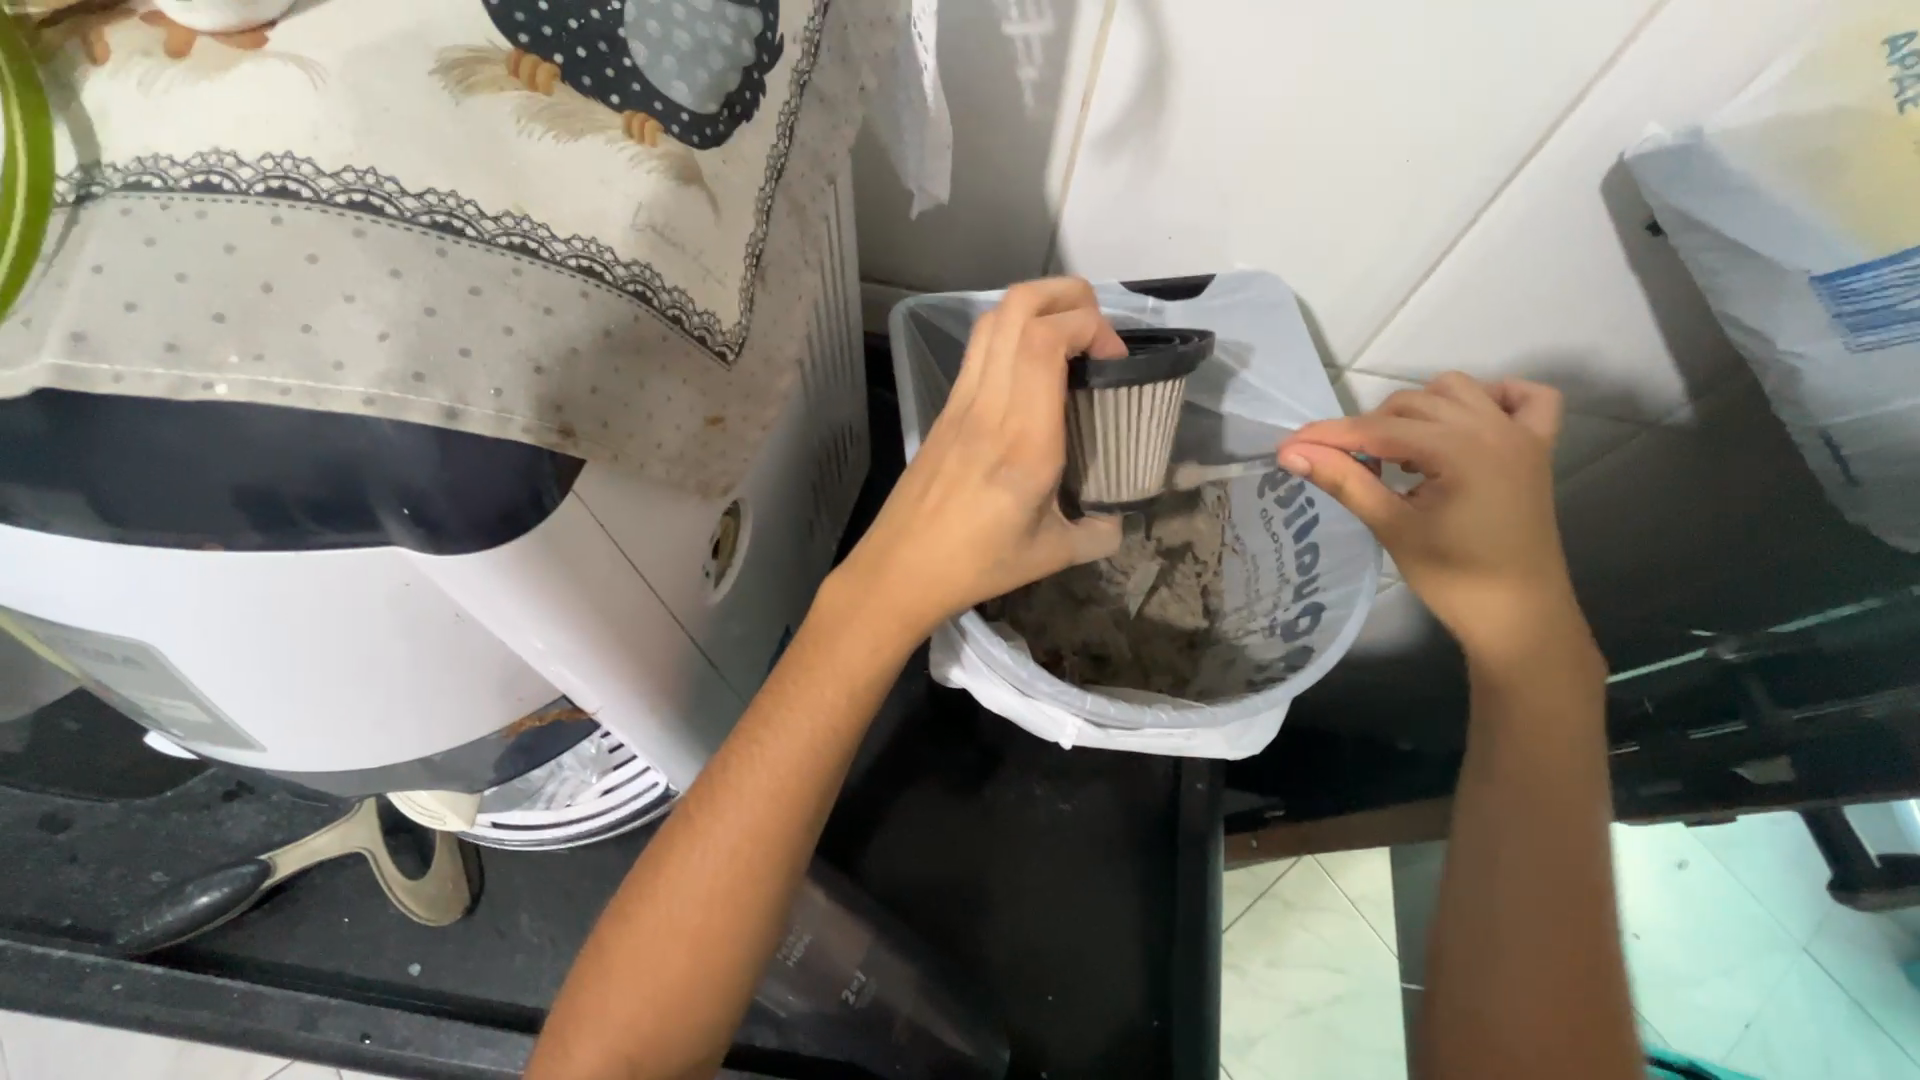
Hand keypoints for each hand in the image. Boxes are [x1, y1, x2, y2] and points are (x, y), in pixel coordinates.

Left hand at [826, 278, 1126, 640]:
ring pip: (992, 319)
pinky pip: (978, 348)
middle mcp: (990, 406)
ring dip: (1036, 306)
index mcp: (1025, 439)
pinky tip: (1031, 366)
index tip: (1115, 357)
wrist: (900, 569)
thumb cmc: (976, 564)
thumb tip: (1119, 523)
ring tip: (1068, 334)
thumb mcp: (1051, 556)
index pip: (1048, 341)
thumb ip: (1097, 535)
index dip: (1090, 326)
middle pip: (1018, 308)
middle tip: (1097, 327)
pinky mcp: (945, 409)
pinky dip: (1011, 332)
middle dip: (1067, 295)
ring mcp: (962, 402)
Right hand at [1277, 373, 1588, 662]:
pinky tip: (1463, 424)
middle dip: (1368, 428)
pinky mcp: (1537, 448)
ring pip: (1456, 390)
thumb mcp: (1391, 527)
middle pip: (1411, 404)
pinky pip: (1525, 397)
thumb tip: (1292, 453)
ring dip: (1418, 410)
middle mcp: (1493, 429)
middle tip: (1344, 467)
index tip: (1288, 446)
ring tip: (1399, 452)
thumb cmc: (1452, 577)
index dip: (1328, 436)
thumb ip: (1344, 481)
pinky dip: (1493, 398)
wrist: (1518, 616)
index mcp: (1459, 450)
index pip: (1378, 429)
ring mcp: (1521, 434)